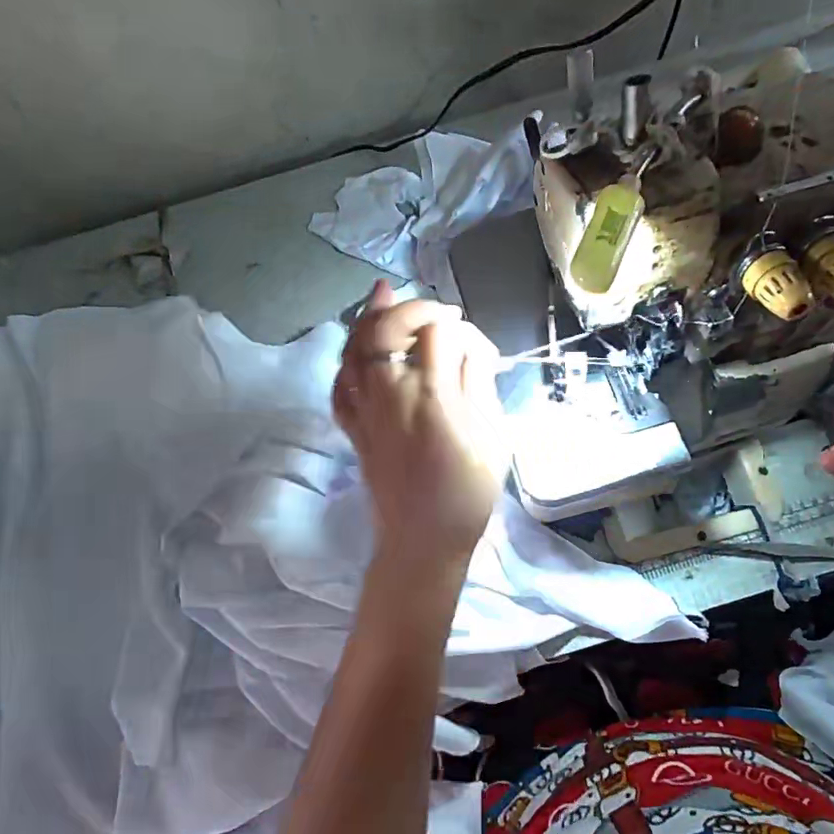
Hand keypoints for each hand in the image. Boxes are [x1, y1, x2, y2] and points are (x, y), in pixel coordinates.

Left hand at [333, 281, 506, 562]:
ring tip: (381, 294)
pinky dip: (346, 363)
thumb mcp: (493, 436)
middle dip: (410, 308)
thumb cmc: (468, 492)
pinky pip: (340, 386)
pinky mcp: (353, 430)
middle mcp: (391, 392)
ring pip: (355, 350)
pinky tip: (355, 353)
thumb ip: (480, 385)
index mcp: (432, 393)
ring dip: (368, 318)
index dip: (457, 326)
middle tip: (434, 312)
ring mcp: (366, 410)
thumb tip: (471, 351)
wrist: (423, 540)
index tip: (475, 344)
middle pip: (386, 328)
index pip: (438, 333)